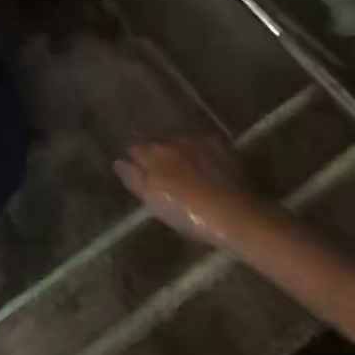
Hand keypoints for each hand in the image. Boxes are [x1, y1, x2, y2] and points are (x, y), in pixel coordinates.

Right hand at [115, 136, 262, 247]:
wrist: (236, 215)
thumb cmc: (188, 214)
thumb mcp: (154, 202)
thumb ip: (134, 179)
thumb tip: (118, 162)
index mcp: (153, 153)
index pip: (135, 149)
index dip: (137, 163)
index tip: (142, 177)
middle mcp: (174, 139)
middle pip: (159, 143)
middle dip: (159, 155)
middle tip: (166, 177)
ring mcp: (199, 141)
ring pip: (182, 142)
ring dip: (181, 152)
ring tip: (188, 171)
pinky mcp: (223, 146)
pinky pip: (205, 144)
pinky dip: (202, 152)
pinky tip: (208, 166)